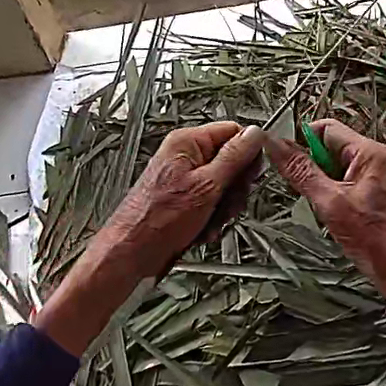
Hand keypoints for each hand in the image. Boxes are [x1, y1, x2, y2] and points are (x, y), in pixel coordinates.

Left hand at [35, 122, 264, 354]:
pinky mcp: (183, 200)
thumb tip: (254, 134)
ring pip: (223, 186)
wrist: (131, 253)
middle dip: (234, 188)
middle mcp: (184, 157)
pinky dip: (211, 219)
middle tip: (227, 203)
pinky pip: (211, 203)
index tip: (250, 176)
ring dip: (224, 208)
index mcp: (187, 143)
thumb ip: (234, 157)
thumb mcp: (207, 186)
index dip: (248, 154)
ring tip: (211, 220)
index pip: (233, 132)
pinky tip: (202, 229)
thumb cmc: (156, 221)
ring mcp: (184, 179)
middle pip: (231, 162)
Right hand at [265, 119, 385, 319]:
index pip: (326, 128)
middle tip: (310, 193)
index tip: (285, 159)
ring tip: (328, 210)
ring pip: (336, 169)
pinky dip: (334, 197)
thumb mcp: (331, 204)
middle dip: (312, 169)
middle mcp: (379, 160)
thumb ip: (301, 172)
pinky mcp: (378, 194)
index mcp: (372, 153)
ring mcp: (380, 177)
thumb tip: (277, 146)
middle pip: (330, 148)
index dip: (301, 141)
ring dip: (323, 186)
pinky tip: (338, 218)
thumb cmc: (383, 244)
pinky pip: (346, 184)